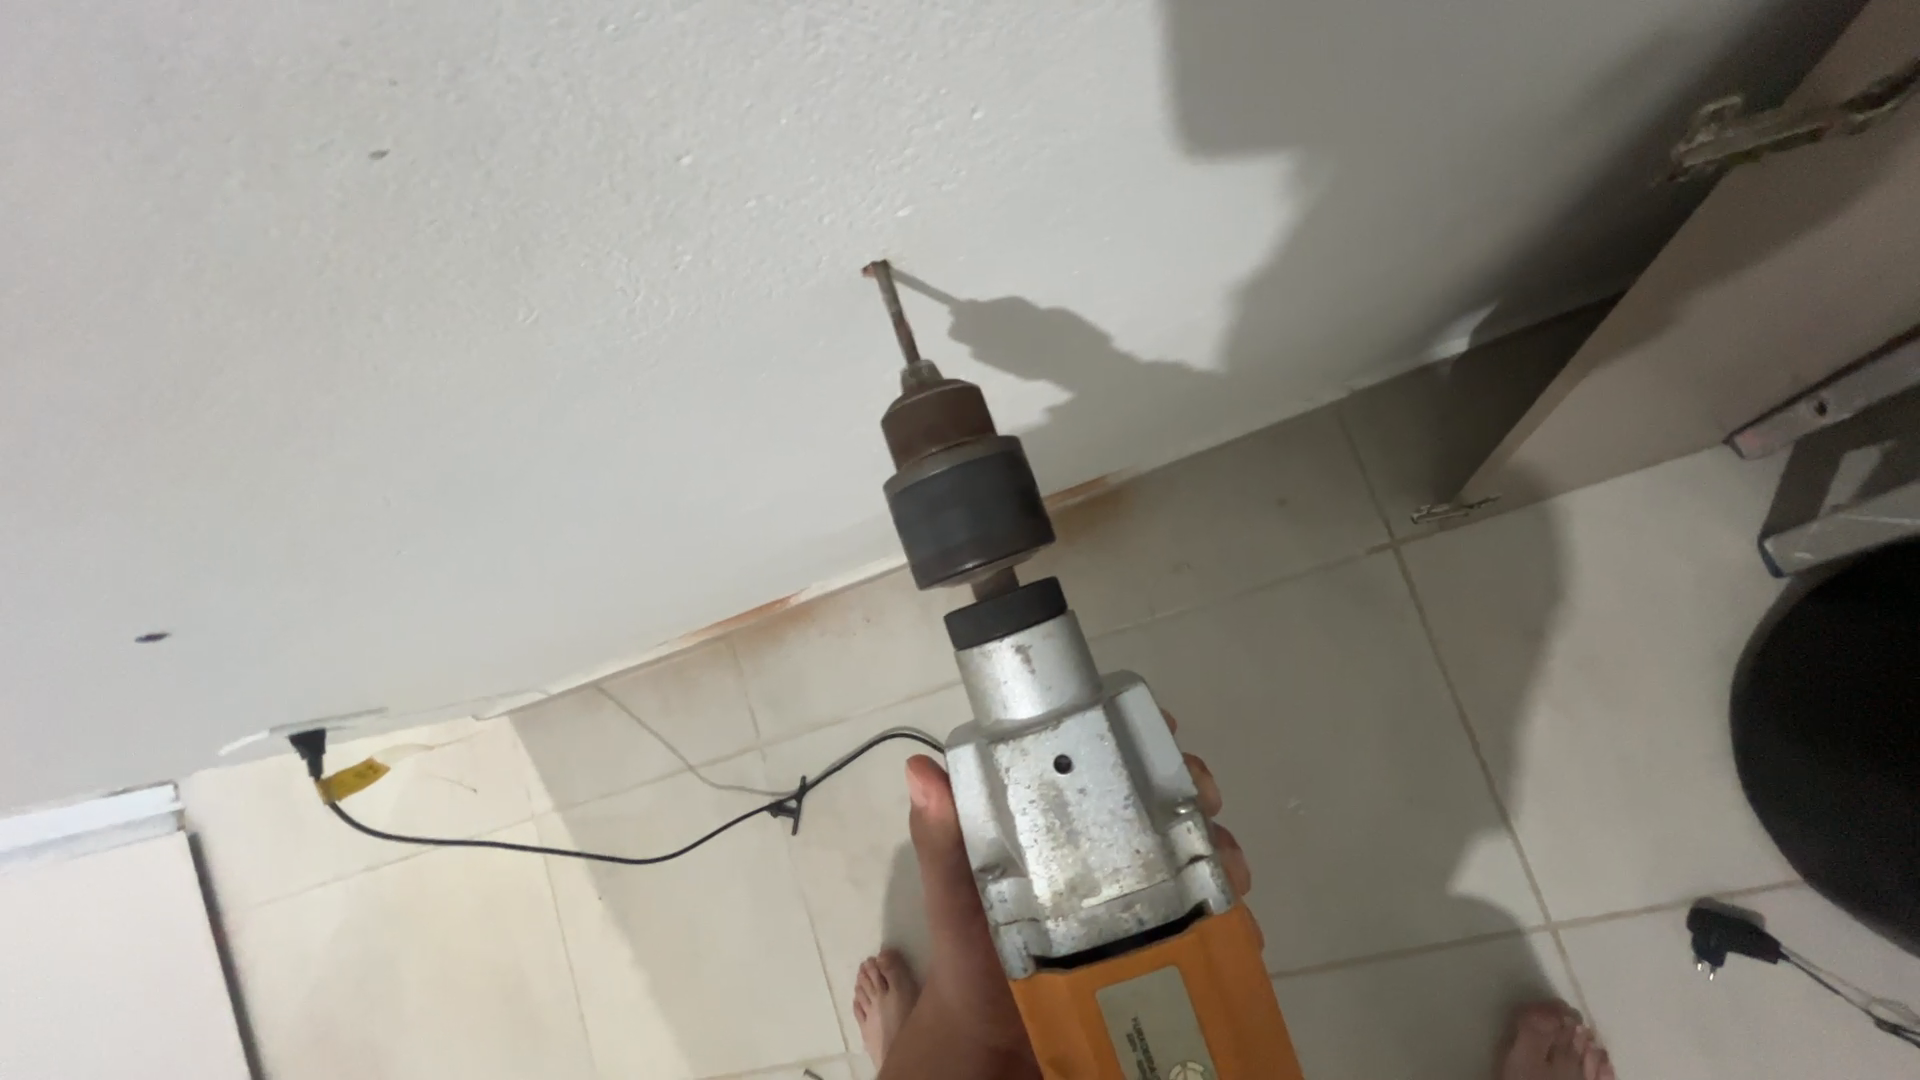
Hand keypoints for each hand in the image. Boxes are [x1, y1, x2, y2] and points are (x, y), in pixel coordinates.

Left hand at [897, 711, 1248, 1074]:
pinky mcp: (1163, 946)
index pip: (1104, 761)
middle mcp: (1107, 850)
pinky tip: (1238, 930)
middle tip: (1202, 799)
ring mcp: (1140, 897)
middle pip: (1164, 799)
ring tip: (1225, 870)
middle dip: (1192, 788)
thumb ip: (942, 837)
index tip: (1162, 727)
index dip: (1138, 735)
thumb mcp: (955, 890)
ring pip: (1197, 854)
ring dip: (1222, 851)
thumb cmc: (972, 953)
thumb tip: (921, 769)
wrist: (996, 1042)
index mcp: (1060, 824)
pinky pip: (1210, 923)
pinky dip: (1231, 921)